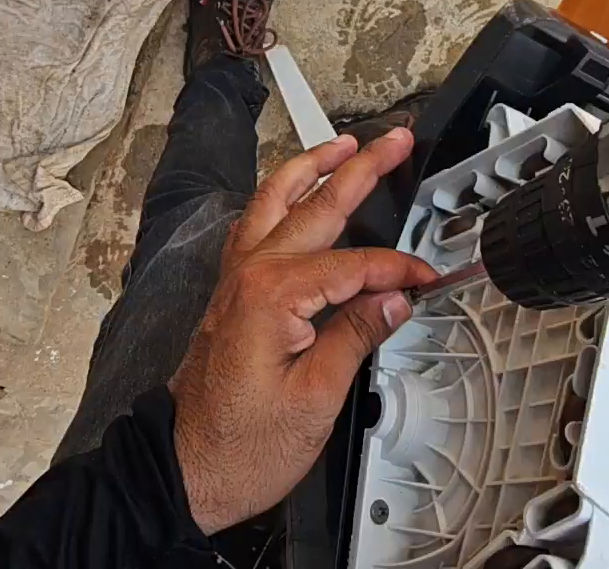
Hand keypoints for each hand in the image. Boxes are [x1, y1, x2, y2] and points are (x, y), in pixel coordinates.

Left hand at [169, 128, 436, 534]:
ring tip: (343, 143)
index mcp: (275, 294)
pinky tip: (293, 188)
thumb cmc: (240, 445)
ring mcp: (237, 274)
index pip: (354, 264)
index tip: (425, 280)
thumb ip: (357, 336)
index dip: (396, 270)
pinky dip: (279, 193)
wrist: (184, 467)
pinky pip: (256, 220)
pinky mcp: (232, 286)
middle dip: (361, 167)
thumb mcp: (316, 400)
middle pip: (317, 204)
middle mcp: (252, 271)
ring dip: (312, 164)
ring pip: (276, 197)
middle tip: (394, 141)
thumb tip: (393, 299)